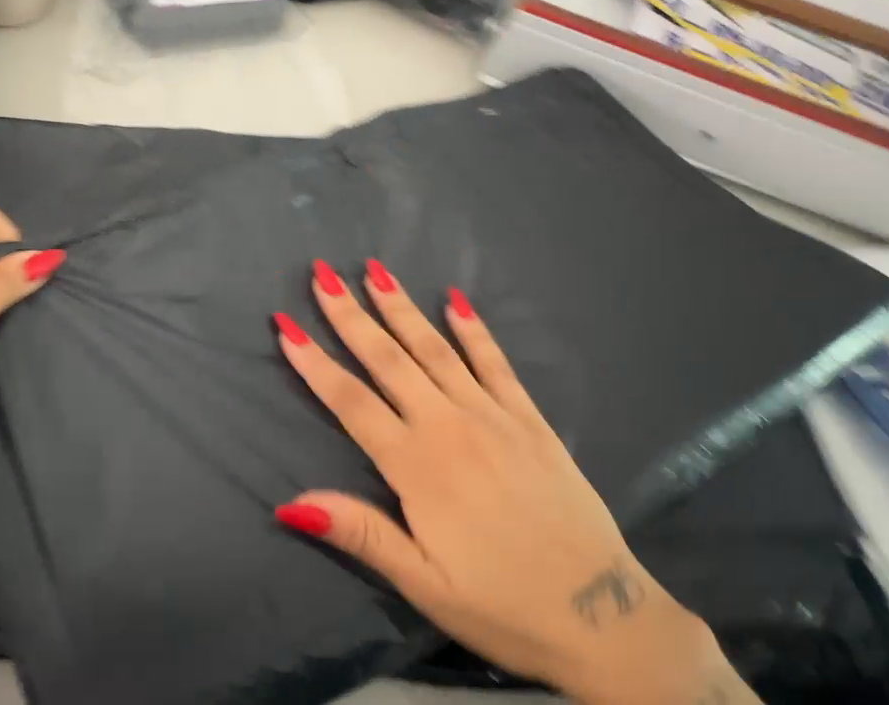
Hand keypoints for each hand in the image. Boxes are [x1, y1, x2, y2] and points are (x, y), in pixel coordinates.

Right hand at [272, 260, 751, 704]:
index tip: (285, 324)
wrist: (603, 617)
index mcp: (417, 466)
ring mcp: (495, 418)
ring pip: (436, 350)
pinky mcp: (531, 421)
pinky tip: (456, 301)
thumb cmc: (502, 606)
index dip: (314, 363)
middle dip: (350, 316)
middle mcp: (451, 427)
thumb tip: (290, 504)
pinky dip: (474, 330)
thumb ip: (360, 534)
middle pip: (389, 361)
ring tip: (373, 270)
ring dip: (401, 308)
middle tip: (321, 274)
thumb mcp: (423, 585)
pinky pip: (497, 364)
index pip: (351, 402)